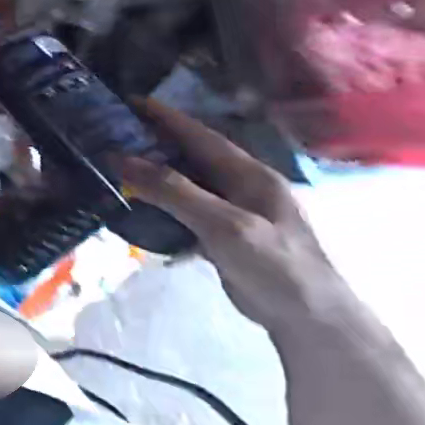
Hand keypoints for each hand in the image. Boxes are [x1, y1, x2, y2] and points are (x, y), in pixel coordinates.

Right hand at [119, 99, 354, 332]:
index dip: (166, 117)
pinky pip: (185, 210)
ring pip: (186, 183)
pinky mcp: (226, 236)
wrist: (313, 323)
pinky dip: (160, 204)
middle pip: (191, 156)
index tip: (129, 101)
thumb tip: (119, 158)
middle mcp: (244, 187)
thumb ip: (173, 190)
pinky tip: (138, 209)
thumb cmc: (276, 266)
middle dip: (153, 142)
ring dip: (153, 174)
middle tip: (111, 134)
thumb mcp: (223, 224)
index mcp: (251, 175)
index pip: (201, 135)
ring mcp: (236, 213)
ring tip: (115, 167)